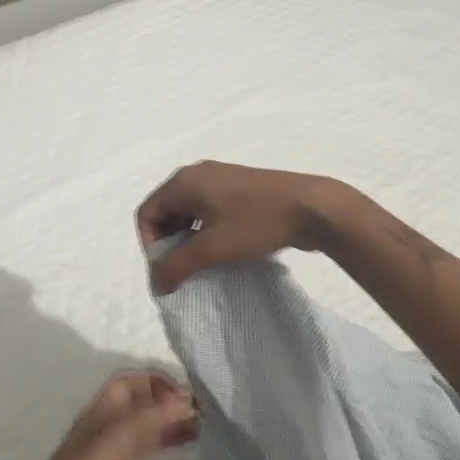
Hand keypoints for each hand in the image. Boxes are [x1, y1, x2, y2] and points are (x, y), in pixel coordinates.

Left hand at [0, 371, 196, 459]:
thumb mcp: (108, 446)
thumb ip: (144, 421)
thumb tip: (185, 396)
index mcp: (99, 416)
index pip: (128, 384)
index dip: (154, 381)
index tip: (186, 392)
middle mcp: (107, 436)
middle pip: (141, 411)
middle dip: (169, 408)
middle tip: (202, 415)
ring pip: (147, 442)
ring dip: (172, 435)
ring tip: (201, 436)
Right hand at [136, 160, 355, 293]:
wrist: (312, 207)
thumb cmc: (256, 223)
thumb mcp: (212, 248)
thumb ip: (177, 266)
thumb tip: (156, 284)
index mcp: (184, 182)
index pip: (147, 213)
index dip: (150, 245)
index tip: (169, 270)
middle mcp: (197, 174)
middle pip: (166, 211)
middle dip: (170, 243)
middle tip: (186, 271)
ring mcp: (220, 179)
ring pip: (189, 212)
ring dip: (190, 240)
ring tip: (206, 264)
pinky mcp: (239, 189)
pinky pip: (209, 210)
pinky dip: (207, 231)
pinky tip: (224, 251)